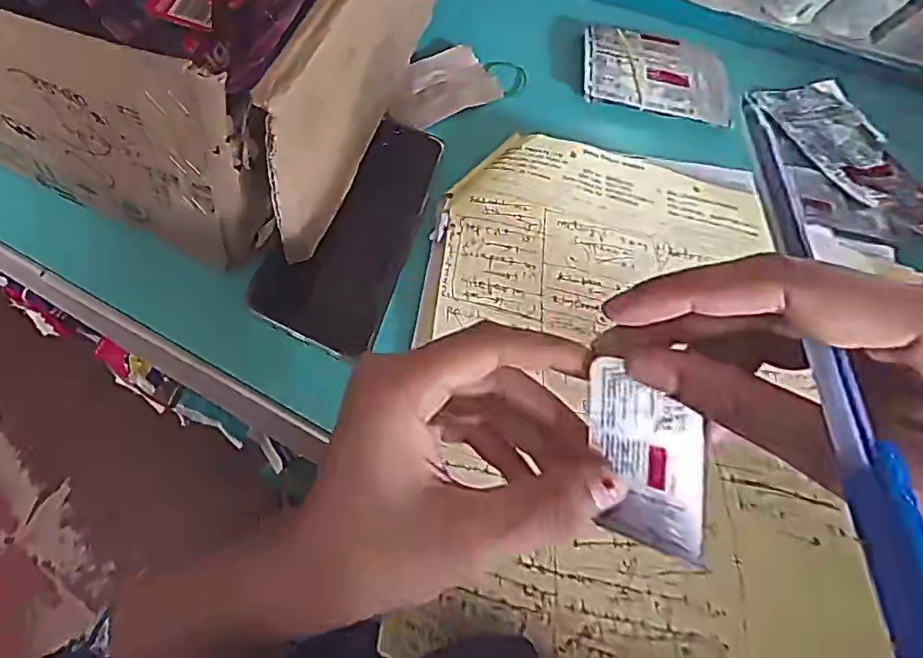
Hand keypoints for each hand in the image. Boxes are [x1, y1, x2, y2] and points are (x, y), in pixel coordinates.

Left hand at [110, 323, 620, 656]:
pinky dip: (498, 443)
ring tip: (573, 474)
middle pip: (488, 374)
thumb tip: (610, 484)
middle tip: (594, 451)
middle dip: (544, 412)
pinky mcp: (402, 417)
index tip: (595, 368)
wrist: (312, 576)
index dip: (545, 351)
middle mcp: (399, 375)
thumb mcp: (467, 535)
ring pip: (479, 396)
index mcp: (403, 383)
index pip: (487, 346)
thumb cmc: (376, 553)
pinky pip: (462, 416)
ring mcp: (399, 394)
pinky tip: (531, 481)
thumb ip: (543, 507)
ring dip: (526, 432)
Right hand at [601, 254, 922, 657]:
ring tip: (662, 369)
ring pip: (810, 318)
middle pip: (798, 295)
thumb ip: (757, 414)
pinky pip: (839, 346)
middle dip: (701, 319)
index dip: (697, 293)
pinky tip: (726, 388)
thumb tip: (651, 369)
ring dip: (732, 344)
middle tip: (625, 343)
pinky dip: (778, 367)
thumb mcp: (886, 487)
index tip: (623, 310)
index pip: (801, 286)